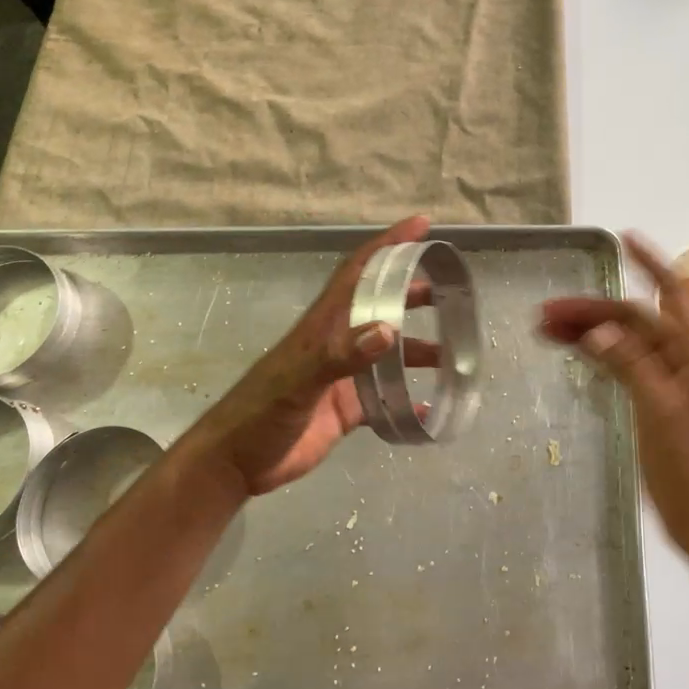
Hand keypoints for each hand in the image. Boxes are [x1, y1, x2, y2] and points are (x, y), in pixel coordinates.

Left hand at [178, 216, 440, 496]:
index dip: (388, 245)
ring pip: (388, 352)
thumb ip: (342, 356)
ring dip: (418, 348)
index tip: (421, 225)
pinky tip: (431, 406)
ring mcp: (342, 376)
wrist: (235, 463)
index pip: (359, 271)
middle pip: (379, 305)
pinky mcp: (346, 408)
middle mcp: (337, 342)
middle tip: (451, 287)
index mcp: (325, 325)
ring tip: (453, 351)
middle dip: (412, 290)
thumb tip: (389, 330)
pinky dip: (409, 398)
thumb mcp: (298, 381)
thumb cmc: (259, 414)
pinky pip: (385, 397)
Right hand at [541, 233, 688, 555]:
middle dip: (596, 309)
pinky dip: (601, 356)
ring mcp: (672, 384)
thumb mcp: (663, 412)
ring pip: (629, 343)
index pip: (675, 294)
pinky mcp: (659, 406)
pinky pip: (627, 368)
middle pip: (639, 320)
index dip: (651, 264)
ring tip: (546, 329)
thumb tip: (601, 330)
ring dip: (593, 332)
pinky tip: (577, 353)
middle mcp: (686, 361)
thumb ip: (634, 367)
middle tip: (547, 310)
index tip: (624, 239)